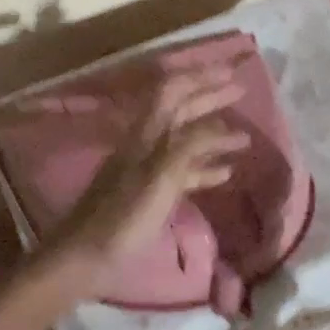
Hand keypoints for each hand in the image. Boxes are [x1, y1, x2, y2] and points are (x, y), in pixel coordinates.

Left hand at [40, 66, 249, 297]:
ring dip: (212, 136)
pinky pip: (182, 172)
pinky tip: (225, 172)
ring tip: (243, 138)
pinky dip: (204, 167)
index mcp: (145, 134)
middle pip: (180, 111)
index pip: (173, 90)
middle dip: (210, 99)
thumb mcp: (160, 178)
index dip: (200, 77)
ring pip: (184, 142)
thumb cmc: (122, 216)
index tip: (230, 73)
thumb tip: (220, 124)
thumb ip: (189, 147)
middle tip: (242, 93)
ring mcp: (147, 169)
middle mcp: (146, 144)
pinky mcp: (150, 194)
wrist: (85, 256)